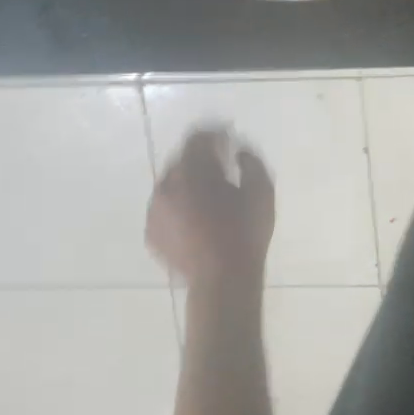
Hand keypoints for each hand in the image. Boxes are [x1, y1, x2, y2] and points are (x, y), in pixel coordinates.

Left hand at [146, 129, 274, 288]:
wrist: (222, 281)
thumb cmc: (245, 233)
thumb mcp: (261, 191)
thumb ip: (250, 161)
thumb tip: (238, 152)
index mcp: (191, 174)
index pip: (197, 139)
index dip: (215, 133)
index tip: (230, 138)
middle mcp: (165, 188)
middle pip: (181, 159)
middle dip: (202, 157)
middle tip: (224, 164)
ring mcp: (154, 212)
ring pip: (171, 184)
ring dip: (190, 181)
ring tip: (211, 193)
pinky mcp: (152, 233)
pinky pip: (166, 208)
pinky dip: (180, 204)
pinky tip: (198, 216)